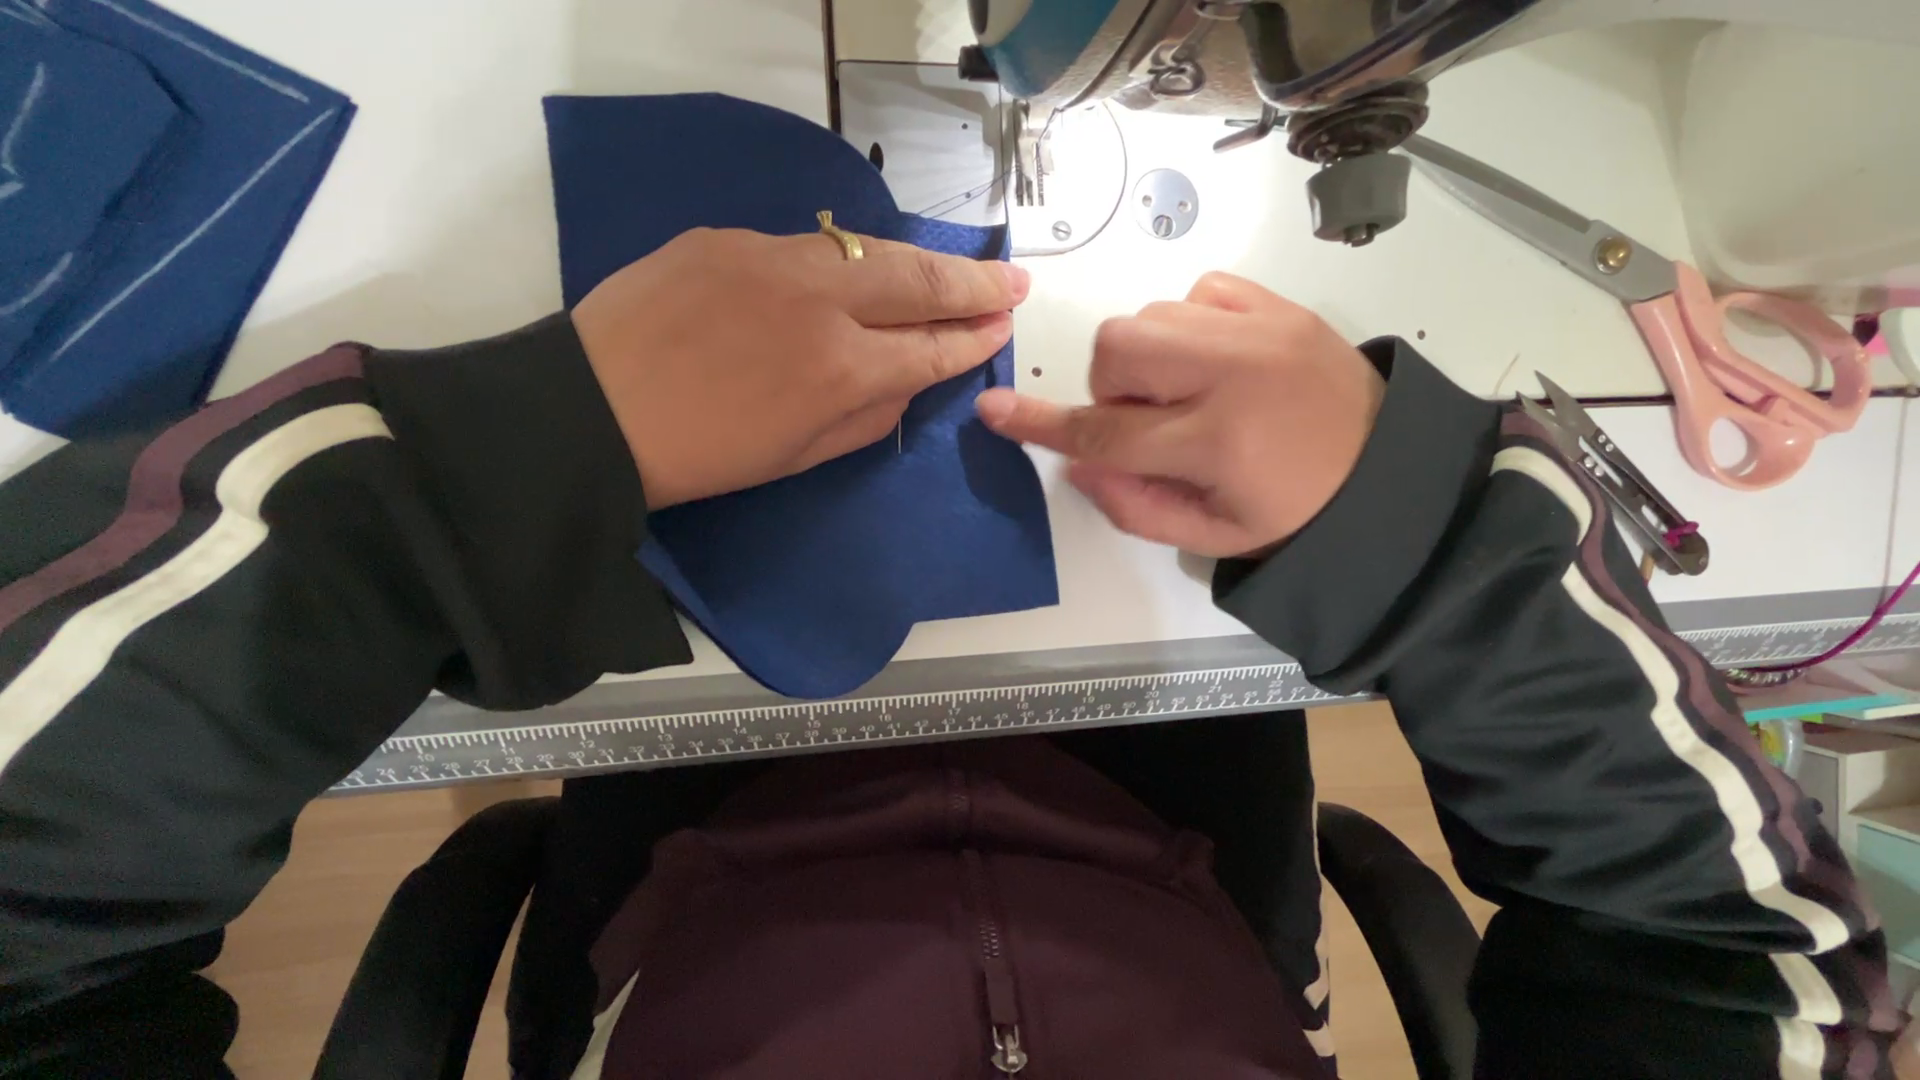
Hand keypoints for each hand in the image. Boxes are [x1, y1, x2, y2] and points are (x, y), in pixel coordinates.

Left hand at [573, 226, 1027, 508]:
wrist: (592, 411)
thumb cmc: (703, 456)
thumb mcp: (801, 458)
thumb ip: (871, 416)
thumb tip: (912, 379)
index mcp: (840, 371)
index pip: (930, 347)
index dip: (972, 339)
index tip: (1001, 328)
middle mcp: (820, 303)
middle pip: (919, 282)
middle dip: (973, 285)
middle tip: (1010, 282)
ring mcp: (773, 258)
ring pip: (869, 251)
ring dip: (920, 264)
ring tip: (954, 272)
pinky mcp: (729, 237)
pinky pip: (807, 249)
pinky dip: (846, 264)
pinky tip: (857, 275)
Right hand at [974, 272, 1384, 557]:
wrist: (1388, 470)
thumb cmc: (1291, 513)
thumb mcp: (1210, 536)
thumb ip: (1133, 505)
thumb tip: (1076, 460)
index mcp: (1218, 443)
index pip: (1106, 431)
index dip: (1042, 425)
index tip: (993, 410)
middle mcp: (1234, 373)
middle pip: (1119, 346)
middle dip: (1110, 384)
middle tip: (1145, 418)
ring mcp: (1261, 329)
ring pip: (1150, 315)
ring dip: (1146, 357)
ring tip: (1185, 392)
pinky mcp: (1279, 303)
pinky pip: (1197, 290)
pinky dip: (1186, 325)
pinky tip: (1213, 360)